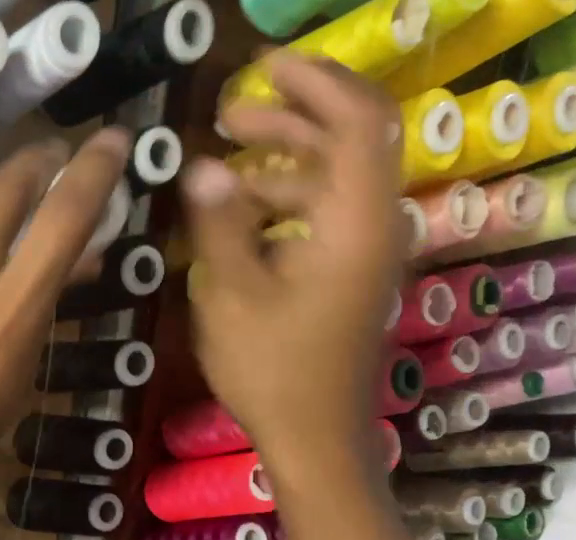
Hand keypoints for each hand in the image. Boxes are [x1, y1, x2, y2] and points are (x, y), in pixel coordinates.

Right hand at [185, 54, 404, 468]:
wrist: (315, 436)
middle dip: (292, 118)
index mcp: (355, 221)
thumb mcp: (233, 295)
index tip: (264, 68)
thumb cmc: (273, 369)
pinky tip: (242, 213)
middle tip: (230, 111)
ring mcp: (365, 253)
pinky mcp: (349, 276)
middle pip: (347, 144)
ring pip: (334, 182)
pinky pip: (325, 216)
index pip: (356, 120)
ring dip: (285, 160)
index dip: (316, 82)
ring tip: (228, 155)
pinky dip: (287, 200)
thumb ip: (220, 224)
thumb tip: (202, 165)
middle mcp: (373, 225)